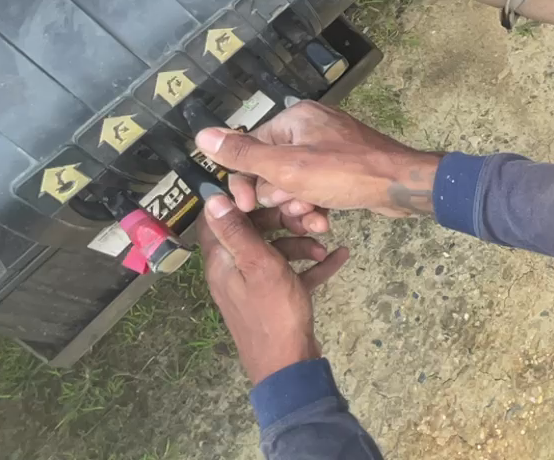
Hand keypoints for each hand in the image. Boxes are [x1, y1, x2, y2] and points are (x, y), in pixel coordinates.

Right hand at [197, 101, 441, 218]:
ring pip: (294, 183)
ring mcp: (330, 146)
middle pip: (272, 168)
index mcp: (295, 118)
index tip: (247, 208)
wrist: (399, 185)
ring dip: (298, 205)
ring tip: (314, 216)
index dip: (246, 183)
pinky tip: (324, 220)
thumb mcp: (287, 167)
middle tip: (296, 206)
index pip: (251, 150)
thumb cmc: (345, 173)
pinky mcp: (343, 165)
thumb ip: (244, 154)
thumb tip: (202, 134)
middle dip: (280, 196)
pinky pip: (316, 186)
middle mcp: (311, 126)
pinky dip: (316, 204)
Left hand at [199, 194, 348, 384]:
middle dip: (283, 220)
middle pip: (255, 230)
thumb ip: (239, 232)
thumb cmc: (274, 312)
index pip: (219, 219)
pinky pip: (295, 271)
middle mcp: (235, 269)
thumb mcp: (259, 266)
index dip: (240, 199)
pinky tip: (340, 256)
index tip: (268, 188)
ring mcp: (257, 284)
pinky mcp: (277, 296)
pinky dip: (315, 264)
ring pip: (277, 249)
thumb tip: (213, 198)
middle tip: (309, 216)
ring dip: (303, 242)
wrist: (289, 365)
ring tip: (325, 243)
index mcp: (224, 262)